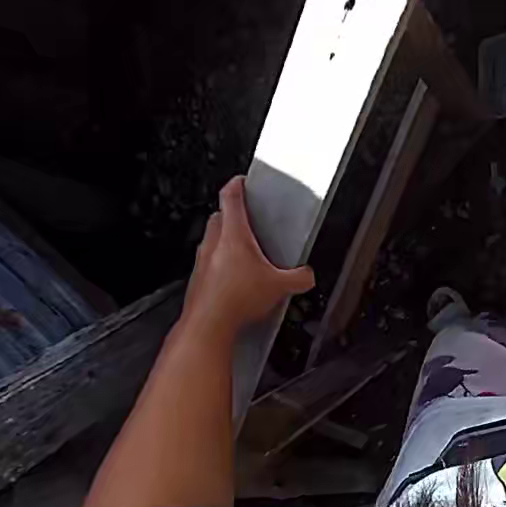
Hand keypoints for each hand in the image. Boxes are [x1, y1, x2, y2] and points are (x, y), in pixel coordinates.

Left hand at [181, 175, 314, 341]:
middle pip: (220, 216)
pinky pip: (209, 262)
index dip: (237, 184)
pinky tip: (235, 282)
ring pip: (212, 239)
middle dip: (232, 214)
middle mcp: (213, 243)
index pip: (231, 196)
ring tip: (245, 255)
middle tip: (247, 219)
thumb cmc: (236, 300)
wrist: (208, 325)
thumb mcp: (279, 287)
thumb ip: (299, 278)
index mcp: (233, 234)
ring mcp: (202, 260)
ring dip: (225, 241)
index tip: (242, 181)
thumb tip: (307, 276)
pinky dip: (220, 264)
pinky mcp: (198, 279)